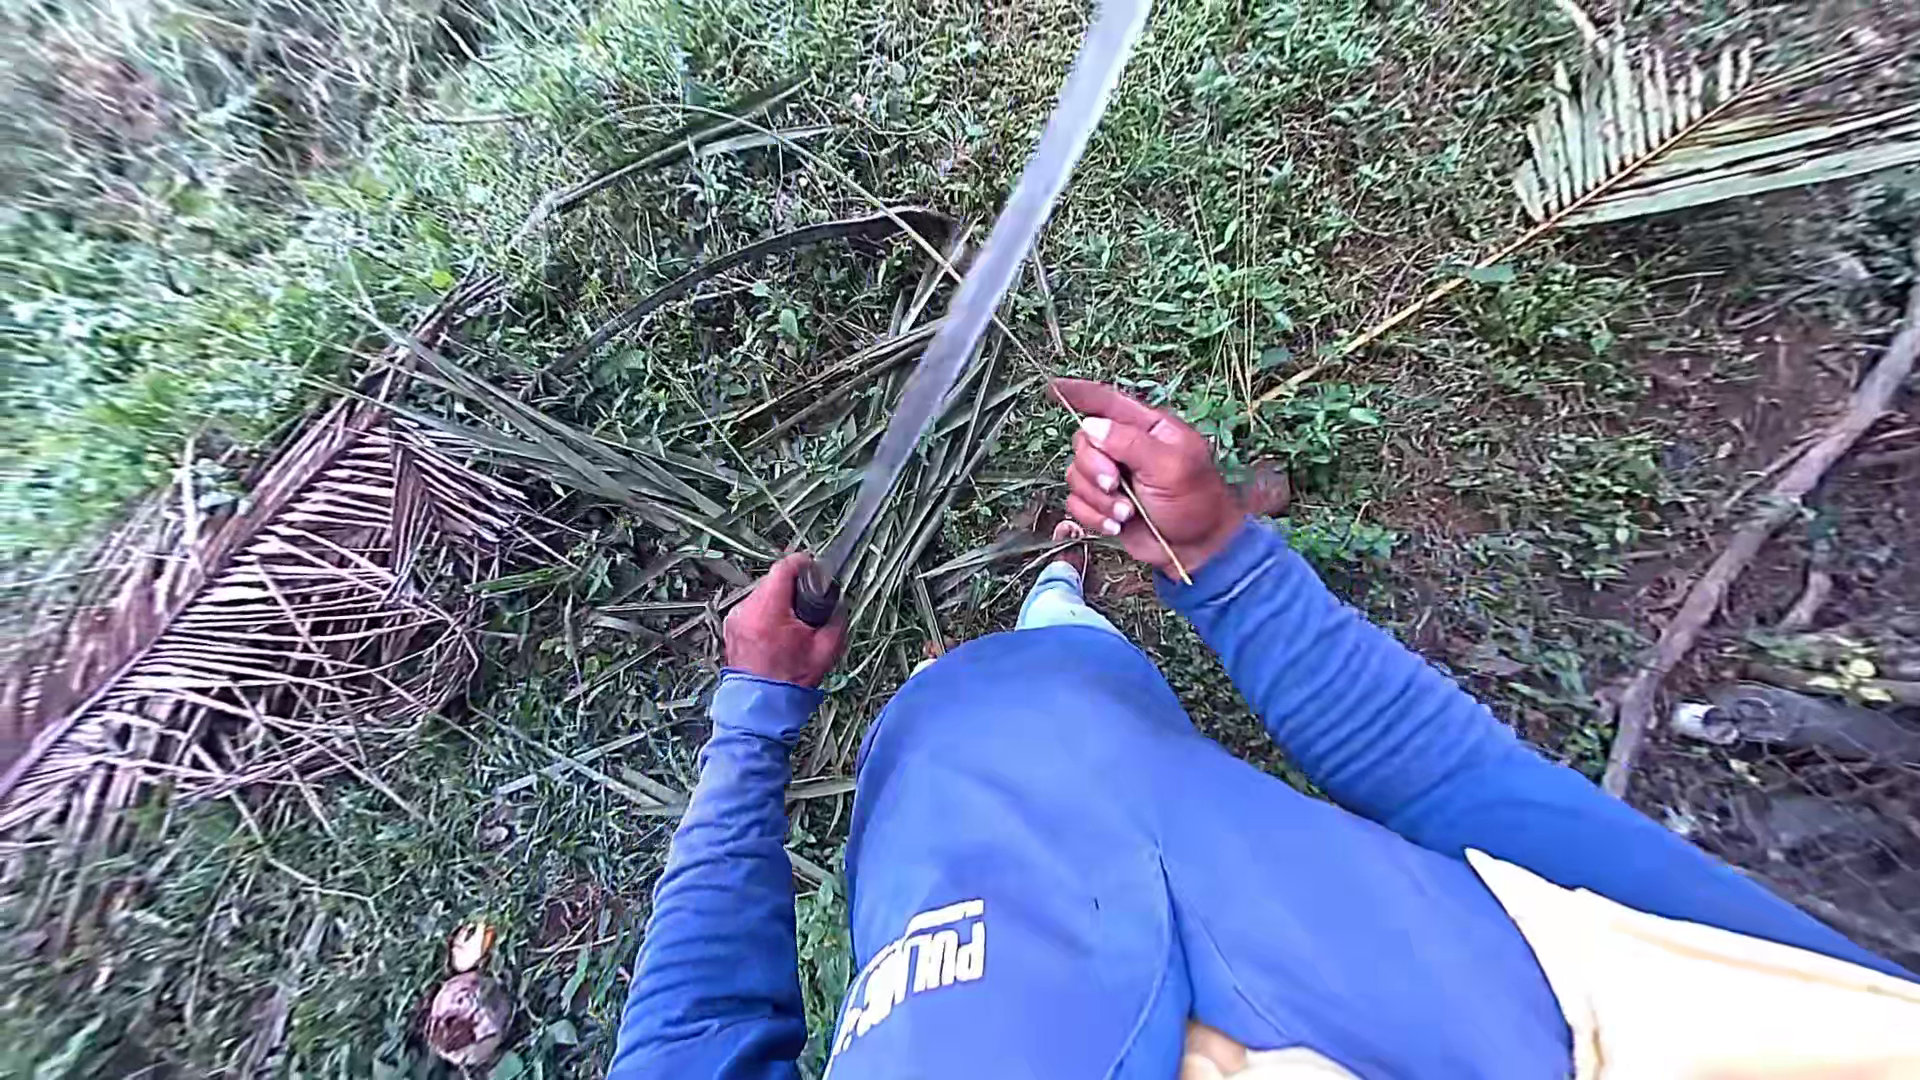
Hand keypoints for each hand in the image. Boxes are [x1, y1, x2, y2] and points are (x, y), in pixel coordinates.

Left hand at [723, 554, 847, 687]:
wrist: (762, 705)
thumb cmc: (790, 681)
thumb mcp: (826, 649)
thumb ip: (836, 619)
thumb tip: (838, 602)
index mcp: (768, 612)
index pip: (783, 568)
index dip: (802, 562)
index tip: (813, 565)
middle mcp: (747, 611)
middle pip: (773, 580)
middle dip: (793, 586)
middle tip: (809, 600)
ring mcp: (736, 618)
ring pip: (762, 593)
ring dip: (780, 599)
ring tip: (794, 618)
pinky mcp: (732, 627)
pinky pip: (753, 607)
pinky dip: (767, 611)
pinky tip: (779, 628)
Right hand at [1051, 379, 1242, 575]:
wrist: (1195, 549)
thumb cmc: (1194, 502)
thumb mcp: (1170, 466)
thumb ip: (1130, 443)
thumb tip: (1090, 425)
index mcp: (1146, 428)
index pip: (1107, 402)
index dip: (1079, 393)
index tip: (1051, 389)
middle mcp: (1123, 447)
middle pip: (1083, 442)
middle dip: (1095, 468)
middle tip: (1116, 486)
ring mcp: (1110, 476)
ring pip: (1075, 474)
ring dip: (1098, 499)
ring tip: (1127, 514)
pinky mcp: (1101, 503)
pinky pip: (1075, 502)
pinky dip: (1093, 516)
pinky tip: (1116, 526)